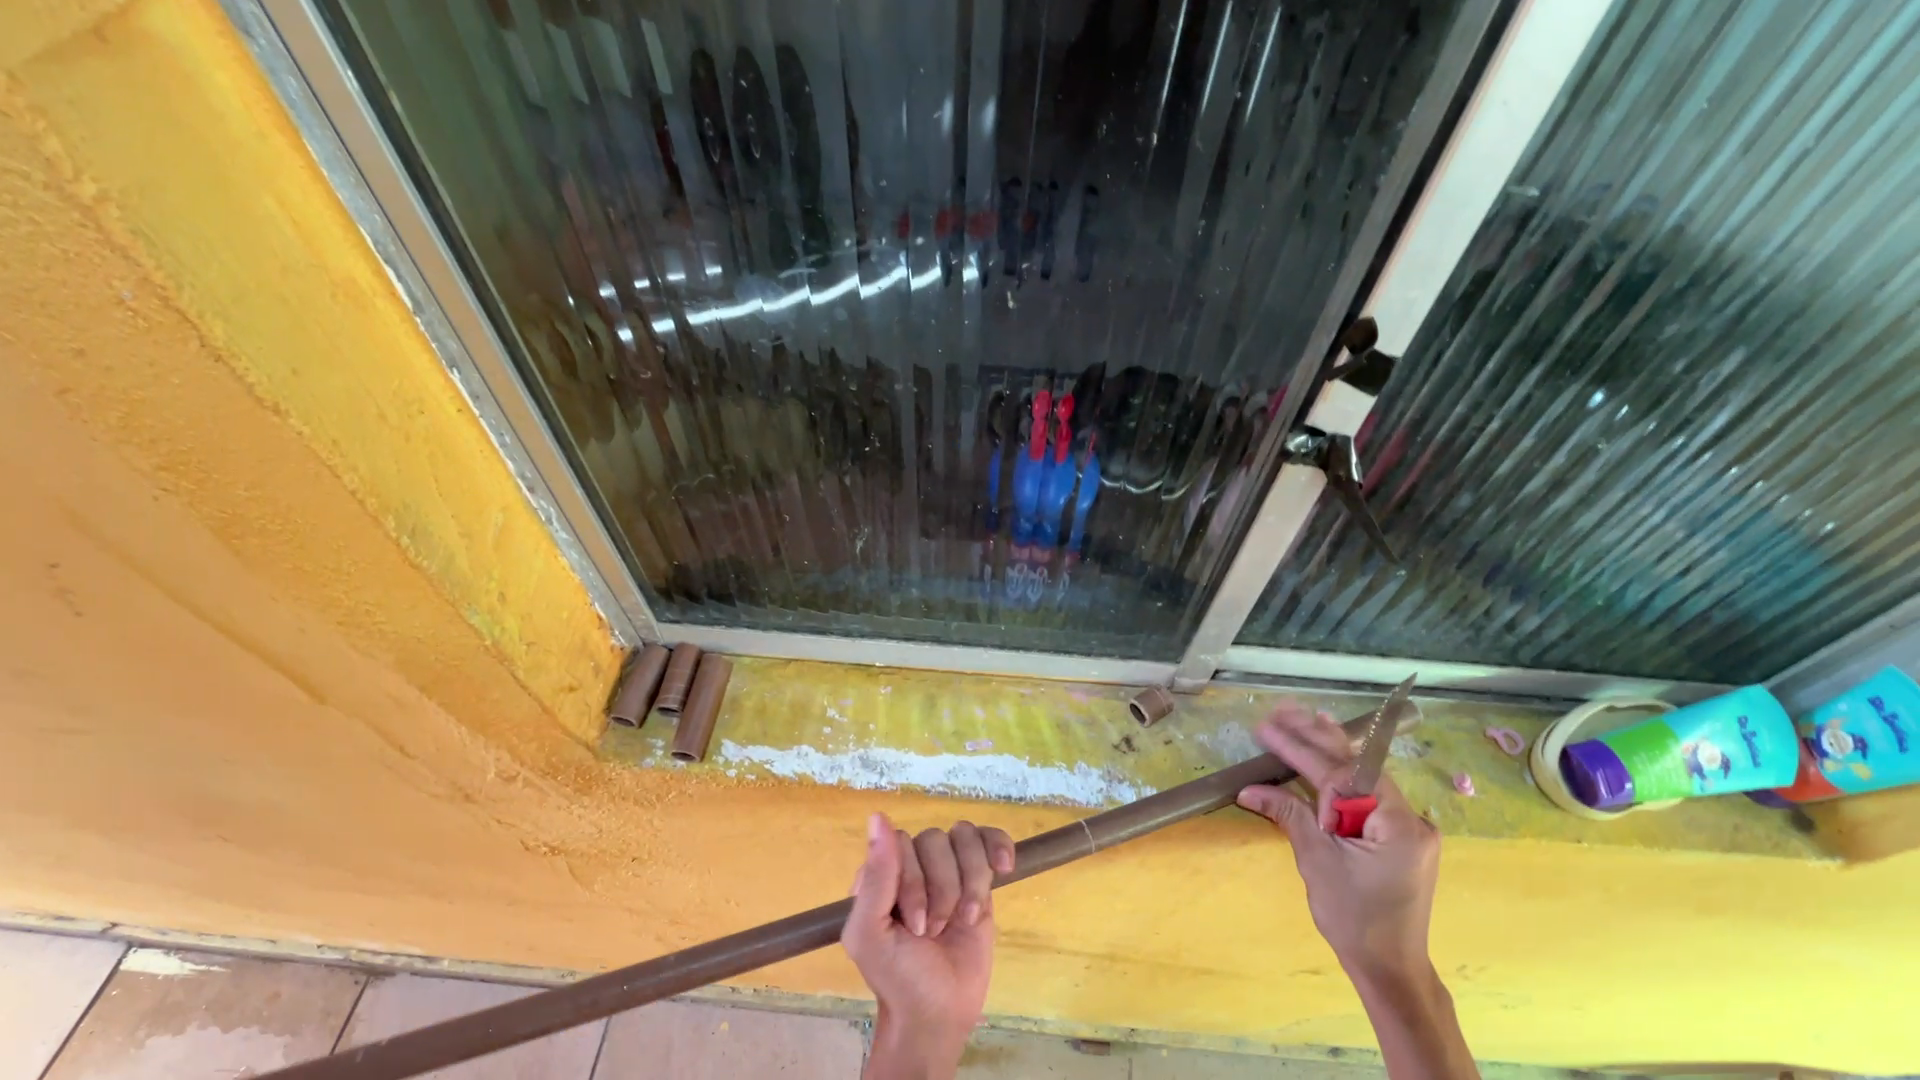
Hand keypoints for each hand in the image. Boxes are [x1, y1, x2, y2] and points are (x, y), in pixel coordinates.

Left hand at [842, 813, 1014, 1078]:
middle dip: (942, 889)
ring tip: (964, 919)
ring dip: (970, 882)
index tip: (916, 927)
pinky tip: (1004, 868)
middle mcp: (913, 864)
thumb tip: (878, 816)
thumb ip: (875, 877)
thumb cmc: (898, 977)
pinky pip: (989, 840)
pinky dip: (998, 848)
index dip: (914, 882)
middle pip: (934, 840)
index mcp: (881, 873)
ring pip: (964, 838)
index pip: (902, 843)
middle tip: (936, 930)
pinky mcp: (979, 880)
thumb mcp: (870, 933)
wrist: (939, 1012)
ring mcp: (948, 870)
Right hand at [1235, 702, 1439, 983]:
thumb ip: (1289, 816)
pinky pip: (1369, 796)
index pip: (1339, 772)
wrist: (1391, 968)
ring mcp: (1408, 826)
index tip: (1268, 728)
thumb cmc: (1353, 918)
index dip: (1301, 748)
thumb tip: (1250, 789)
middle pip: (1357, 765)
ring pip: (1364, 777)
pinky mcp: (1399, 836)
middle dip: (1316, 736)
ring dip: (1330, 750)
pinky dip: (1344, 776)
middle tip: (1282, 710)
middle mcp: (1409, 816)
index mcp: (1395, 822)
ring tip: (1304, 717)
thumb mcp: (1317, 863)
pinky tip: (1328, 754)